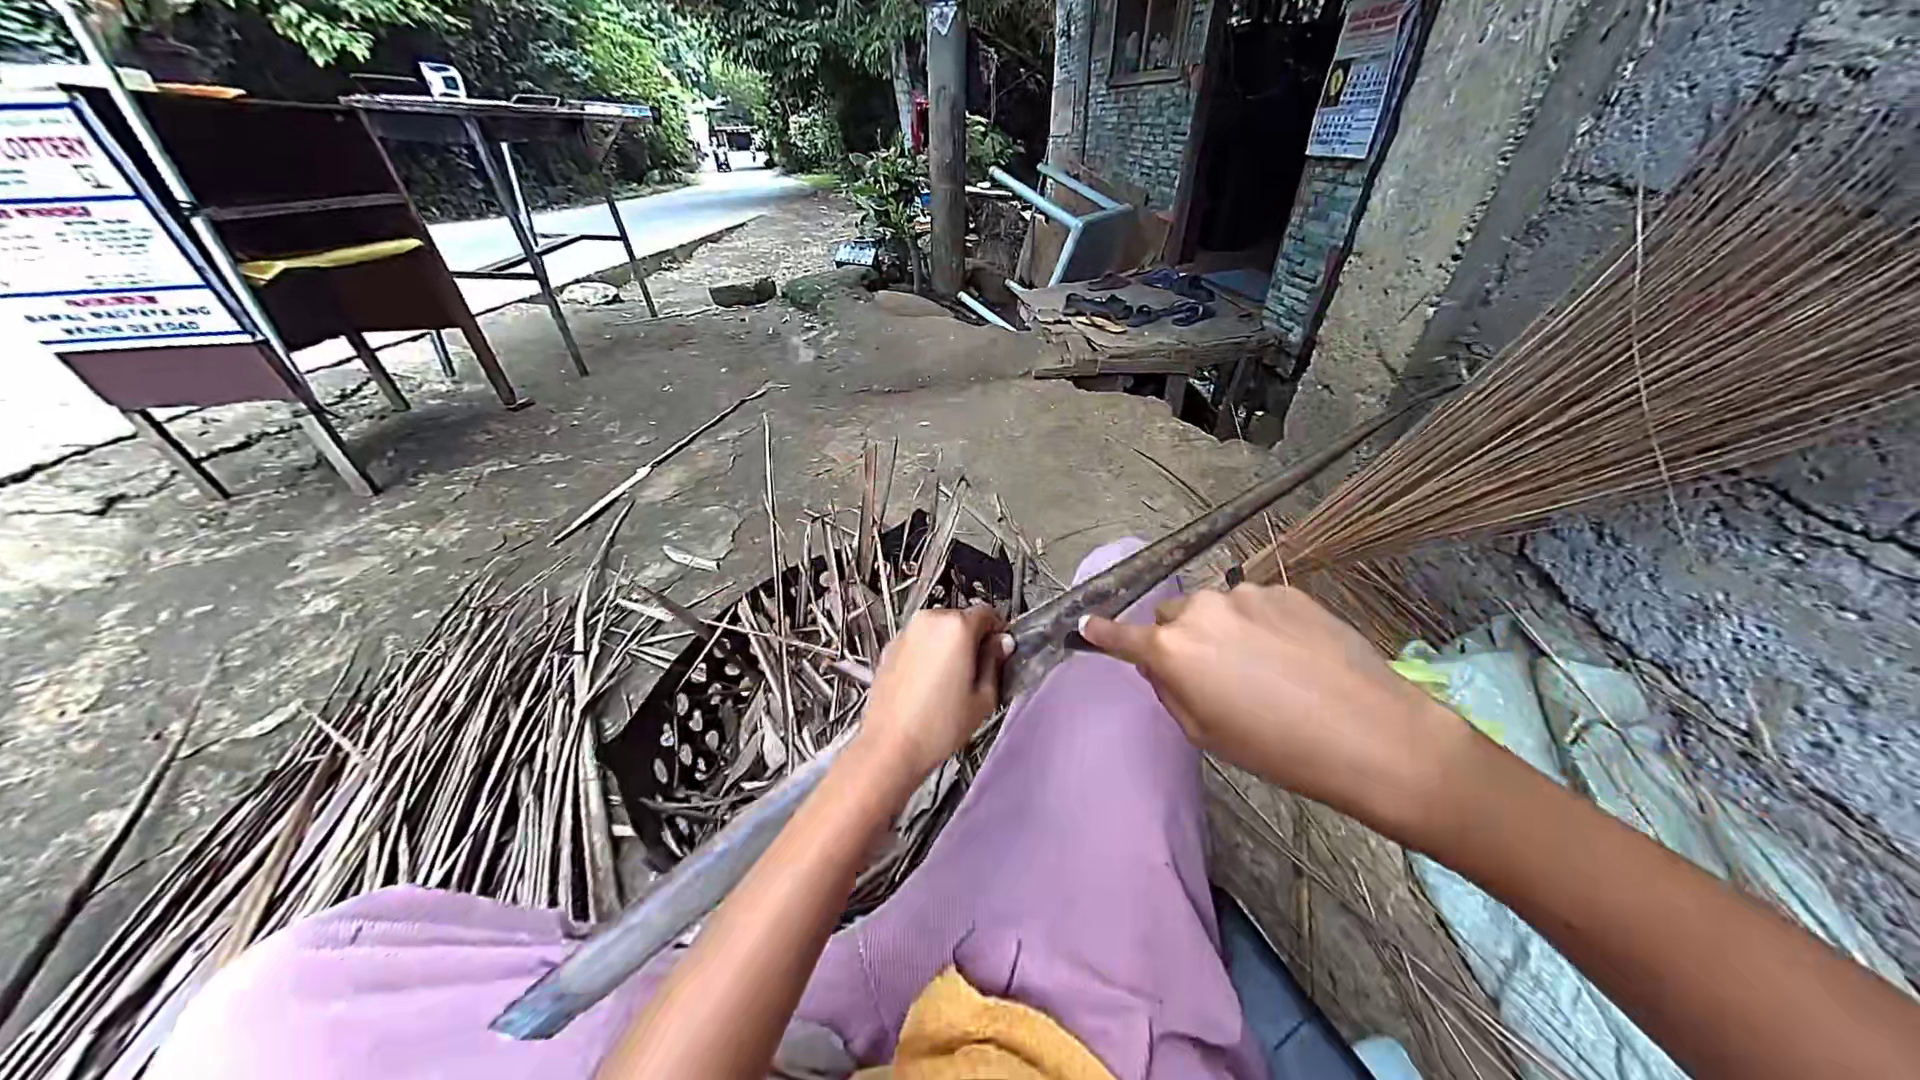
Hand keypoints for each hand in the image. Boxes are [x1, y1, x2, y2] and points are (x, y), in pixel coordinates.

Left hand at [858, 604, 1011, 781]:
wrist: (890, 747)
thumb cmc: (936, 727)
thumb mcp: (984, 697)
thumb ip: (996, 662)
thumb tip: (1002, 645)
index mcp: (956, 627)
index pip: (988, 613)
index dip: (998, 632)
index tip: (1000, 651)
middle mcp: (929, 621)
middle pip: (961, 619)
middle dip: (972, 640)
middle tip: (977, 673)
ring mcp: (906, 633)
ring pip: (938, 630)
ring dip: (949, 647)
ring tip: (951, 683)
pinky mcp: (890, 648)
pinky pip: (919, 643)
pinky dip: (927, 655)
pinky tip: (929, 686)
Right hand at [1079, 585, 1474, 837]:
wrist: (1373, 734)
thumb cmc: (1278, 748)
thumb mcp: (1206, 733)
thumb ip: (1170, 690)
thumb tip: (1158, 665)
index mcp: (1172, 650)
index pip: (1121, 636)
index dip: (1100, 633)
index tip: (1084, 625)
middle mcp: (1201, 611)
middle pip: (1172, 618)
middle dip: (1180, 639)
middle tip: (1213, 675)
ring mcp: (1245, 595)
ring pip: (1215, 609)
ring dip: (1223, 630)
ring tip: (1264, 668)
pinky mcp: (1285, 590)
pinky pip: (1254, 604)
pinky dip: (1259, 624)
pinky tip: (1292, 654)